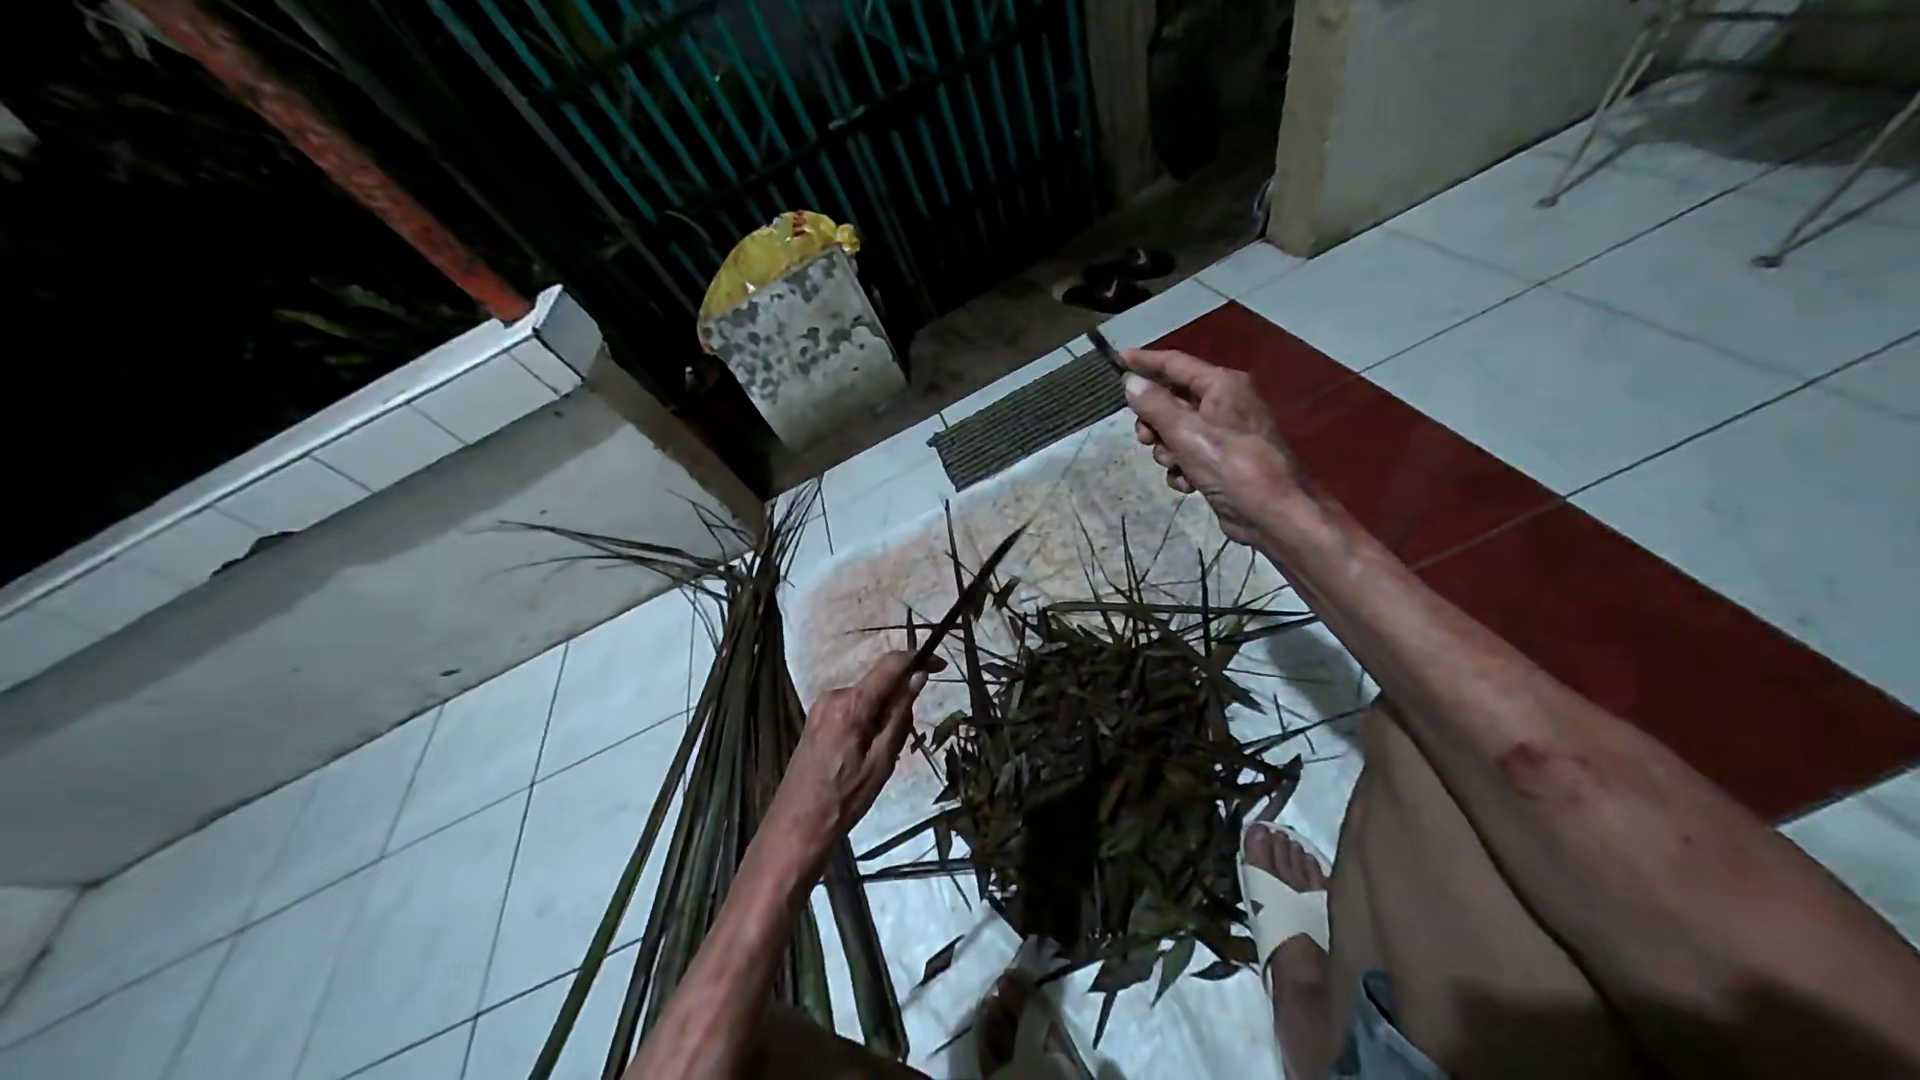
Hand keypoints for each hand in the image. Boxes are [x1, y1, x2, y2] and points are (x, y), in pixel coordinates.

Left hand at [767, 651, 943, 863]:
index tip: (940, 667)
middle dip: (899, 701)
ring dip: (883, 715)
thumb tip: (918, 677)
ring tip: (881, 757)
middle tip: (903, 741)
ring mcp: (821, 707)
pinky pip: (852, 709)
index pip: (890, 665)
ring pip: (867, 698)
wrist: (797, 825)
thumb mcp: (882, 761)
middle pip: (879, 683)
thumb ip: (900, 715)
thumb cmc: (845, 798)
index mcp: (851, 704)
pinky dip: (867, 722)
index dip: (917, 659)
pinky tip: (865, 755)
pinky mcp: (816, 719)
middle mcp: (833, 696)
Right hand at [1123, 348, 1301, 544]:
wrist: (1270, 514)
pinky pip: (1188, 455)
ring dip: (1167, 451)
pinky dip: (1182, 468)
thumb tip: (1130, 381)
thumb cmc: (1230, 466)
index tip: (1116, 361)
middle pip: (1171, 400)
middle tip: (1146, 440)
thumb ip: (1154, 405)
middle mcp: (1224, 403)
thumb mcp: (1185, 432)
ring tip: (1176, 466)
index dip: (1144, 362)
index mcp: (1222, 385)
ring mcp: (1223, 434)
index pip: (1175, 363)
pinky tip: (1187, 484)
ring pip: (1175, 432)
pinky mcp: (1221, 461)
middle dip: (1154, 422)